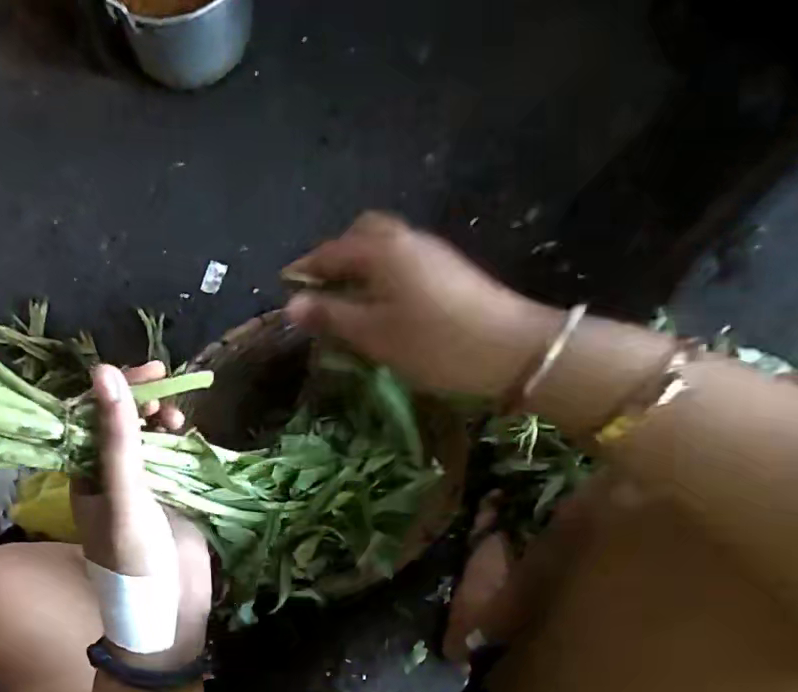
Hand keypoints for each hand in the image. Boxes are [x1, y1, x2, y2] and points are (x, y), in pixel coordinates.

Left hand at [71, 365, 211, 668]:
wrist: (169, 610)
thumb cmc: (136, 558)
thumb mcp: (125, 495)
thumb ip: (118, 437)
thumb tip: (105, 371)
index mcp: (85, 475)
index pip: (91, 418)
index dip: (113, 390)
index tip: (146, 371)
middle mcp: (110, 476)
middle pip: (120, 424)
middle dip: (139, 401)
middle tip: (166, 386)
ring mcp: (142, 486)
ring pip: (147, 439)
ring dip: (159, 421)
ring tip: (176, 418)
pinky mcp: (171, 497)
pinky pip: (172, 459)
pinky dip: (179, 443)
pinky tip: (188, 435)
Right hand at [282, 212, 561, 399]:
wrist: (511, 350)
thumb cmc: (434, 344)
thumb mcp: (375, 335)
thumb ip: (332, 316)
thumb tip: (292, 304)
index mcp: (381, 249)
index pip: (330, 251)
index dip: (305, 270)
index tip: (286, 288)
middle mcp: (405, 238)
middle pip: (361, 235)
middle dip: (336, 257)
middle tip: (321, 290)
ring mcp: (431, 252)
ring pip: (385, 247)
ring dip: (361, 266)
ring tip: (349, 302)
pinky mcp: (449, 271)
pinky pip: (403, 262)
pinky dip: (383, 275)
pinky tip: (383, 306)